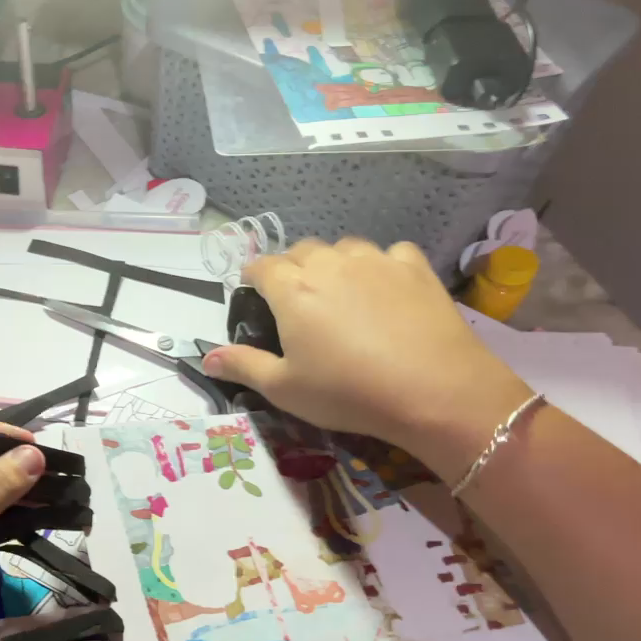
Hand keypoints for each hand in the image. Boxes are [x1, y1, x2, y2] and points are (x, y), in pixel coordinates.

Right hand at [202, 237, 533, 475]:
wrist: (433, 390)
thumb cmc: (346, 392)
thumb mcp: (284, 389)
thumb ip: (242, 366)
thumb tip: (206, 357)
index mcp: (292, 290)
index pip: (261, 266)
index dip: (252, 279)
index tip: (252, 296)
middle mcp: (330, 264)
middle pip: (301, 251)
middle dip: (291, 269)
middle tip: (294, 302)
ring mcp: (376, 260)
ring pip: (343, 248)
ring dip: (333, 264)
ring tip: (338, 294)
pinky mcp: (414, 267)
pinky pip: (388, 254)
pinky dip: (378, 266)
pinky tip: (383, 291)